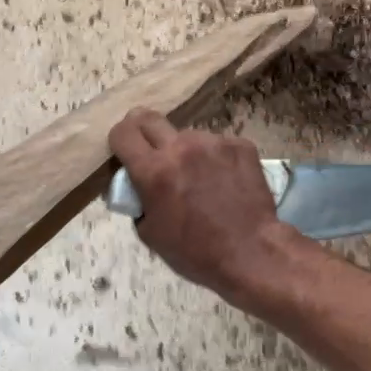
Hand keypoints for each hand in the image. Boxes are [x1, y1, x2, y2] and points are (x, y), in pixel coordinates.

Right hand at [108, 108, 305, 305]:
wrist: (250, 252)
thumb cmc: (195, 252)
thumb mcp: (151, 234)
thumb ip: (139, 199)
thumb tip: (137, 184)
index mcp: (155, 170)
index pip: (123, 132)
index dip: (119, 139)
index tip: (124, 149)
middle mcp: (182, 147)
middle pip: (149, 118)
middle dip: (143, 132)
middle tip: (151, 151)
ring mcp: (214, 142)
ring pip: (188, 135)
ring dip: (185, 150)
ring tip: (199, 178)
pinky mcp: (240, 144)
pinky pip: (217, 144)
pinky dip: (215, 158)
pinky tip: (224, 181)